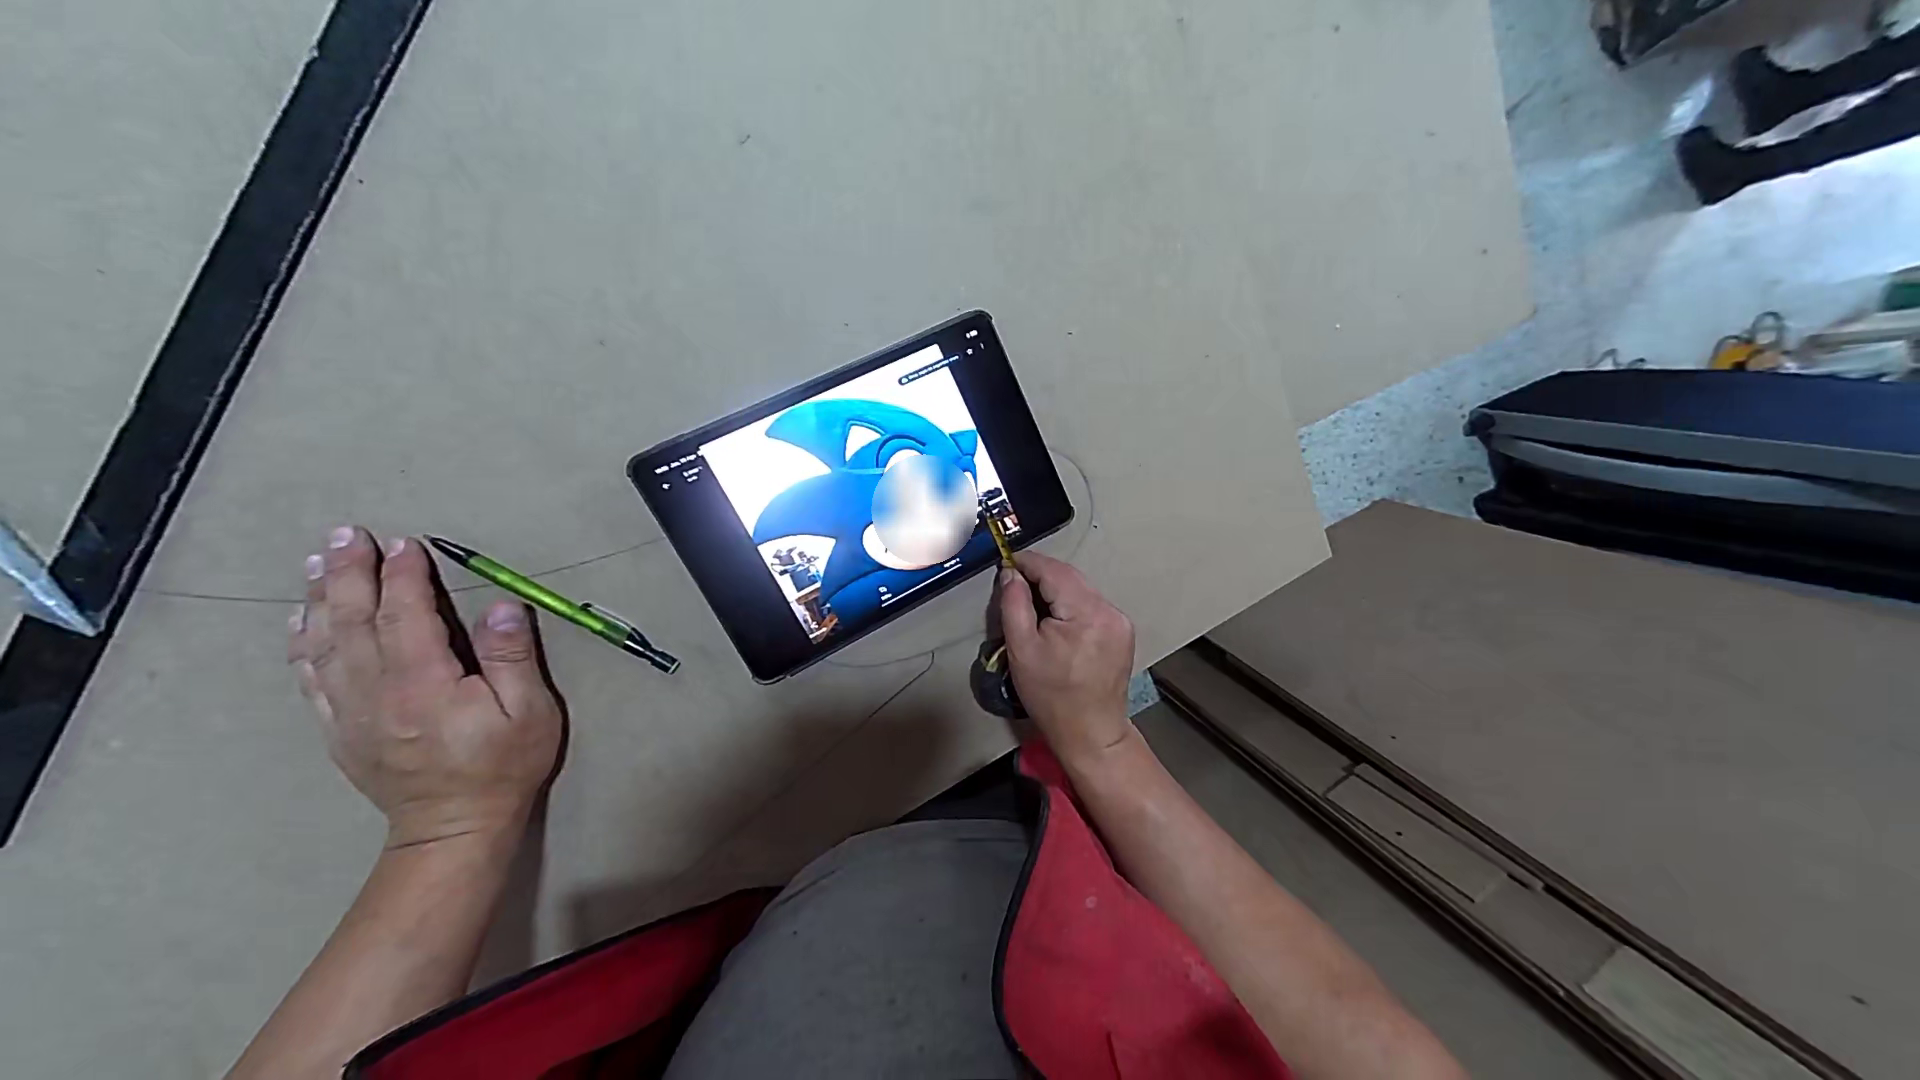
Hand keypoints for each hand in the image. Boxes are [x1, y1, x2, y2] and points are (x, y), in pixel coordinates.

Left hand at [288, 527, 564, 850]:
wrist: (453, 827)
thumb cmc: (502, 766)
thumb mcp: (530, 712)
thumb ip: (512, 658)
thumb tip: (501, 607)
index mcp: (424, 684)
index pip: (407, 616)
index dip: (405, 576)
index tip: (407, 543)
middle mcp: (376, 692)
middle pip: (354, 621)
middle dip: (350, 574)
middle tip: (347, 535)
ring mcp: (349, 711)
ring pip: (324, 644)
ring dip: (321, 598)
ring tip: (318, 562)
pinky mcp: (338, 728)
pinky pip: (310, 677)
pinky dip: (301, 642)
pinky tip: (302, 619)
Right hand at [997, 551, 1136, 768]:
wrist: (1090, 732)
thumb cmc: (1051, 696)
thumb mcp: (1022, 649)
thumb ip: (1014, 604)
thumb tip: (1010, 574)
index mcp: (1087, 613)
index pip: (1055, 571)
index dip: (1028, 562)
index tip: (1006, 560)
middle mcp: (1110, 611)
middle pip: (1071, 577)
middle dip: (1041, 574)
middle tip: (1013, 579)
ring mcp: (1120, 621)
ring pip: (1081, 589)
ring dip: (1056, 588)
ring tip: (1031, 599)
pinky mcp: (1122, 631)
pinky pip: (1091, 603)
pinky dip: (1071, 602)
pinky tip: (1055, 616)